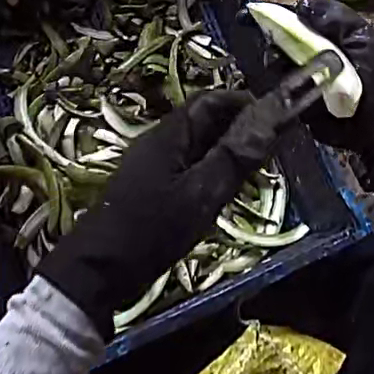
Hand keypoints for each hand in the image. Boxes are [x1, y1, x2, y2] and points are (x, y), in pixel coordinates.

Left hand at [36, 89, 279, 333]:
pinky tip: (228, 186)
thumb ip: (234, 156)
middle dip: (240, 124)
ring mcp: (154, 164)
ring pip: (199, 143)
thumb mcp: (201, 194)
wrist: (96, 274)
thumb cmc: (151, 230)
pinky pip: (190, 164)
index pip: (213, 100)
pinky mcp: (152, 187)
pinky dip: (213, 167)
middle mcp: (161, 140)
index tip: (276, 115)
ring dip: (228, 147)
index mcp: (171, 133)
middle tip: (273, 142)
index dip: (245, 102)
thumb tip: (270, 118)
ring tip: (258, 164)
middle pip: (206, 119)